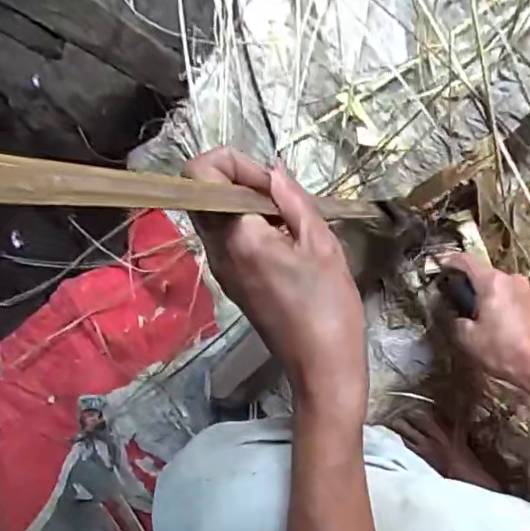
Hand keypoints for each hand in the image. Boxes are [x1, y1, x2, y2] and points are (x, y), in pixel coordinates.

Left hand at [184, 149, 366, 418]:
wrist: (323, 366)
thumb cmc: (329, 307)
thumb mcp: (322, 246)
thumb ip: (294, 202)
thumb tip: (273, 172)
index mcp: (236, 236)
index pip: (200, 173)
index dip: (234, 163)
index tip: (273, 183)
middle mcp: (217, 251)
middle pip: (204, 193)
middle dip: (241, 183)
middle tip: (284, 200)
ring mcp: (223, 271)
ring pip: (218, 217)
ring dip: (250, 208)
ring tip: (293, 227)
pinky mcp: (235, 286)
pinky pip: (231, 242)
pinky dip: (253, 231)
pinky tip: (290, 250)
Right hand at [436, 252, 529, 394]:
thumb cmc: (503, 350)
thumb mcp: (469, 339)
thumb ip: (455, 322)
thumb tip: (453, 317)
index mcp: (492, 282)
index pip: (466, 261)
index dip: (450, 261)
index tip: (441, 266)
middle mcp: (512, 279)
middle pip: (485, 276)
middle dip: (472, 287)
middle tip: (461, 304)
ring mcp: (528, 290)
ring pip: (501, 288)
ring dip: (490, 298)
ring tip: (483, 320)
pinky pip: (515, 299)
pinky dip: (505, 307)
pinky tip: (503, 327)